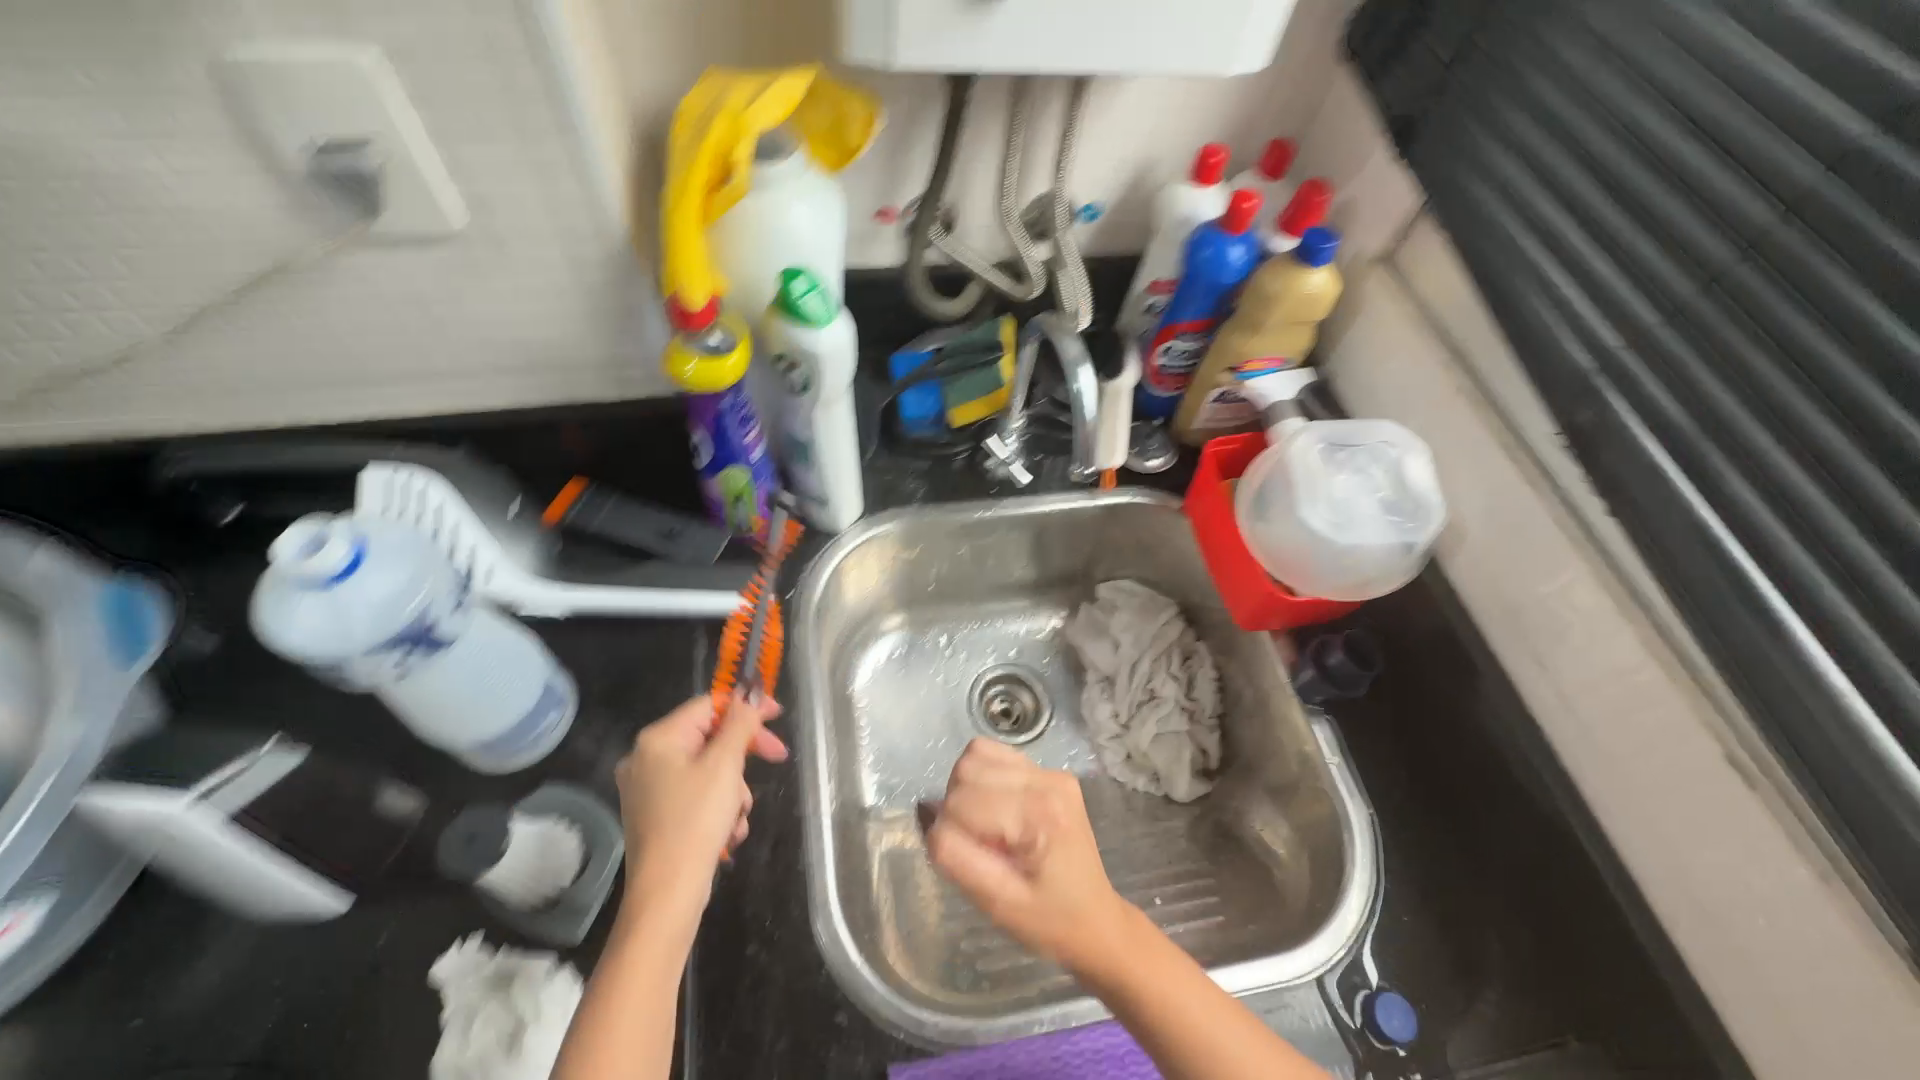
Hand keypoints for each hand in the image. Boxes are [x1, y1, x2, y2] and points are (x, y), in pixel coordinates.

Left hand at [616, 692, 788, 911]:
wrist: (667, 893)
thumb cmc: (696, 821)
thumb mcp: (725, 766)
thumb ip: (740, 724)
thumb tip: (751, 692)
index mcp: (657, 739)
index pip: (708, 705)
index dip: (745, 707)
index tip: (778, 716)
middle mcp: (645, 758)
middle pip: (708, 738)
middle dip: (742, 755)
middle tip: (778, 758)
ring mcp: (647, 789)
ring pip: (707, 770)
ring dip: (733, 789)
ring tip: (738, 816)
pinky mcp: (654, 816)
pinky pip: (695, 795)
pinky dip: (717, 808)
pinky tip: (727, 832)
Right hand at [924, 738, 1132, 972]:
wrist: (1094, 921)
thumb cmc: (1046, 921)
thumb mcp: (994, 901)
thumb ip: (954, 856)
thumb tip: (925, 812)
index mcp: (1037, 814)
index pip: (959, 802)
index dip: (950, 833)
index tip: (973, 861)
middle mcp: (1047, 782)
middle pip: (966, 769)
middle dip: (957, 806)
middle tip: (979, 844)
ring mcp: (1052, 773)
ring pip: (977, 755)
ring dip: (968, 790)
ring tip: (988, 827)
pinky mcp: (1052, 774)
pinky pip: (996, 757)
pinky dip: (985, 780)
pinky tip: (999, 812)